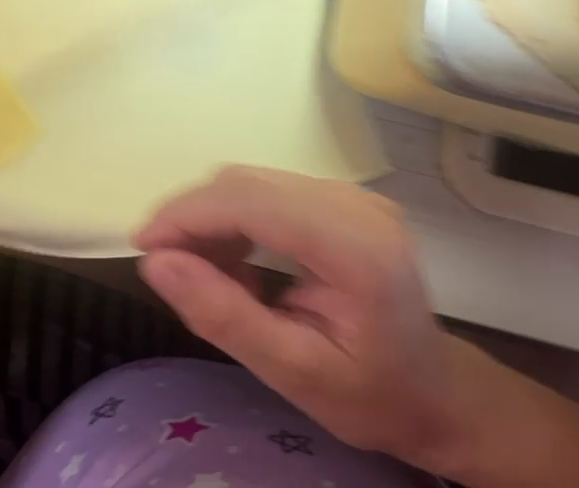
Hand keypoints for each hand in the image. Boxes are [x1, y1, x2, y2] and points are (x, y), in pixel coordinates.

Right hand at [135, 166, 486, 473]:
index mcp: (356, 248)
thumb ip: (224, 316)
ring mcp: (352, 195)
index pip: (251, 202)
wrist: (435, 393)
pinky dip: (234, 219)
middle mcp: (356, 205)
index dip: (188, 215)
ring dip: (211, 218)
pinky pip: (266, 190)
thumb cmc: (369, 395)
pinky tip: (234, 262)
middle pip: (246, 184)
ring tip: (203, 273)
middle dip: (193, 217)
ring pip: (250, 182)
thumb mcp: (292, 373)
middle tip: (167, 267)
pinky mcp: (341, 198)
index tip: (143, 247)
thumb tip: (156, 263)